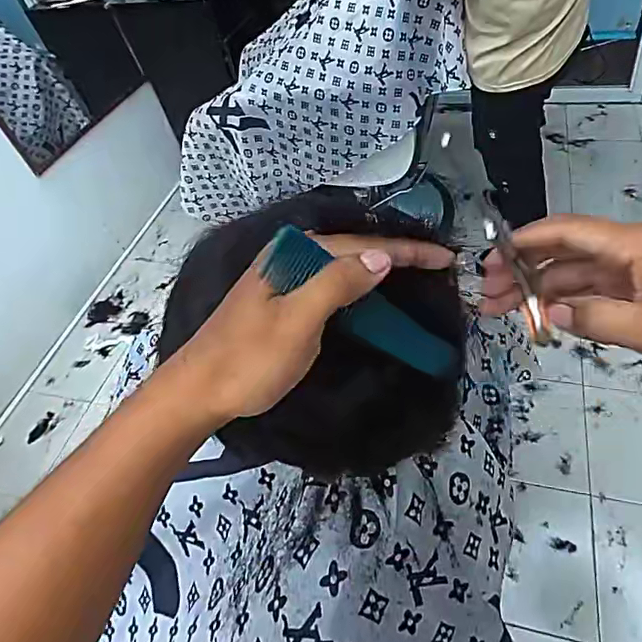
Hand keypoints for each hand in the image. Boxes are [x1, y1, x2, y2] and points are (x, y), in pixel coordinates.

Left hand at [156, 235, 455, 426]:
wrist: (195, 394)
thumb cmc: (247, 361)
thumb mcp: (297, 322)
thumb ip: (338, 283)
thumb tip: (383, 257)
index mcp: (295, 255)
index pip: (364, 246)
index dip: (408, 251)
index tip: (446, 258)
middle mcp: (292, 258)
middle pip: (357, 249)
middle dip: (400, 254)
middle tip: (440, 264)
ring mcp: (287, 279)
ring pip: (346, 265)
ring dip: (382, 268)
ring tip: (417, 273)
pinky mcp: (285, 300)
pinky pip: (334, 282)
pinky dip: (362, 285)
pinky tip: (374, 290)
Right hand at [482, 216, 641, 390]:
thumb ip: (601, 320)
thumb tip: (552, 313)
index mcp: (639, 247)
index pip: (569, 232)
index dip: (525, 242)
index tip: (491, 259)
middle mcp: (639, 251)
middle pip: (570, 253)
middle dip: (527, 272)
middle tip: (489, 298)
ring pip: (583, 274)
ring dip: (547, 290)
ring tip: (509, 312)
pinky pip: (604, 291)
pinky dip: (576, 303)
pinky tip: (552, 318)